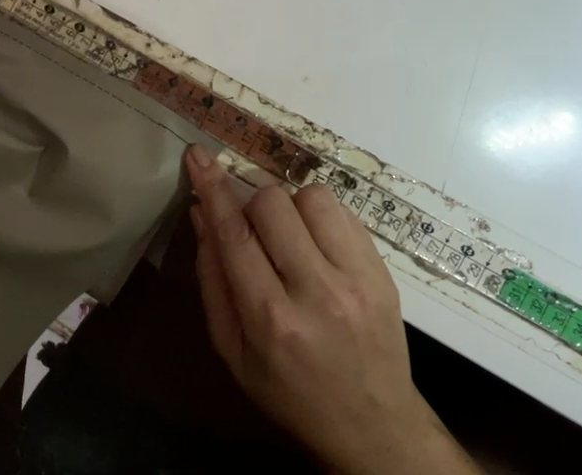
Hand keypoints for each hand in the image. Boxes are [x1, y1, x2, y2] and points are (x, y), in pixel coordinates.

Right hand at [186, 147, 477, 474]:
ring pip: (313, 197)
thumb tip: (200, 213)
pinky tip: (317, 246)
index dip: (212, 188)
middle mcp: (317, 293)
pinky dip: (321, 218)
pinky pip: (345, 213)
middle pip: (273, 204)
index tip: (198, 155)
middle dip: (252, 203)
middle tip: (253, 229)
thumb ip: (212, 279)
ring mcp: (358, 280)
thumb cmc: (289, 393)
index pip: (235, 234)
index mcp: (271, 319)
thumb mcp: (232, 350)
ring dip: (290, 207)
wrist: (373, 427)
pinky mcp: (383, 273)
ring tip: (290, 238)